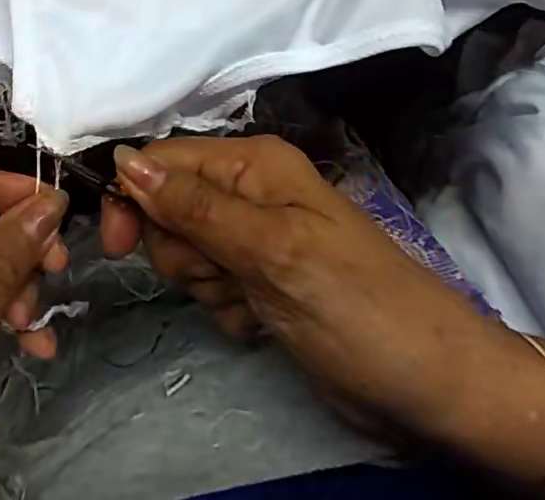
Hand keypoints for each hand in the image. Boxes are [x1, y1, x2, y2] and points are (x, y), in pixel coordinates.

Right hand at [99, 135, 544, 476]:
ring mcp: (255, 239)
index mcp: (255, 164)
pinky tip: (263, 322)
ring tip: (254, 300)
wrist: (427, 385)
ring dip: (206, 283)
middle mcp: (251, 192)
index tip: (118, 243)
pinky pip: (210, 287)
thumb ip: (196, 206)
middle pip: (170, 207)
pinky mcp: (259, 281)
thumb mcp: (271, 250)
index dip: (136, 196)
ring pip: (186, 251)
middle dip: (182, 249)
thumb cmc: (355, 306)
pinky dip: (226, 307)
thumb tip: (125, 159)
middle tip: (223, 274)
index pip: (167, 160)